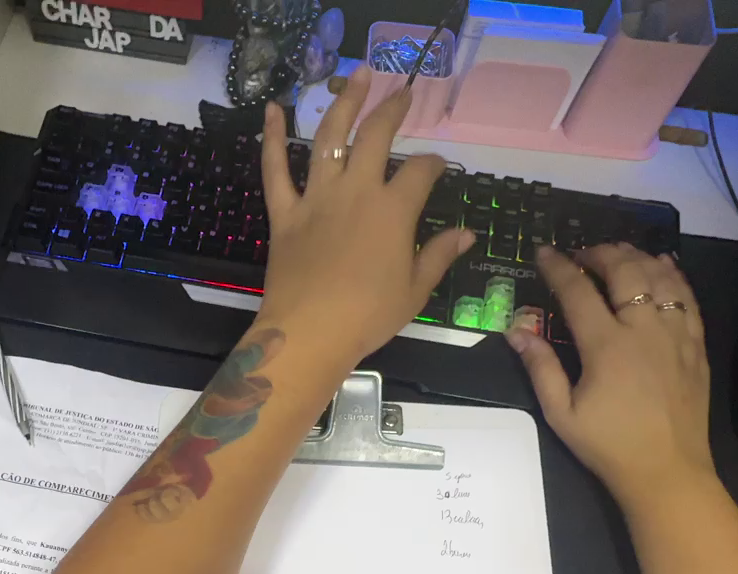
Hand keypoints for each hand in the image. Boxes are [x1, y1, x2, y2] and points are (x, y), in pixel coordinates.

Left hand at [255, 66, 474, 379]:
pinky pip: (275, 171)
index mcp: (394, 210)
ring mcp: (316, 199)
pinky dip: (272, 138)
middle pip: (377, 136)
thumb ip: (438, 256)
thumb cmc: (367, 318)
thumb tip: (465, 234)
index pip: (421, 171)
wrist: (310, 334)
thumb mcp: (414, 292)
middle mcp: (356, 191)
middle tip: (404, 94)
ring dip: (345, 101)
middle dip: (393, 109)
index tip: (437, 168)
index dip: (433, 165)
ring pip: (330, 137)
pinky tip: (273, 110)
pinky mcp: (284, 215)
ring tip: (358, 76)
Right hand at [505, 244, 715, 509]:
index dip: (559, 268)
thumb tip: (516, 332)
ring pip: (661, 276)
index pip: (578, 292)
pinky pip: (688, 296)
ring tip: (618, 252)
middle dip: (601, 252)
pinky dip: (673, 274)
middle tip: (582, 250)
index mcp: (606, 346)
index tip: (544, 253)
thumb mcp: (560, 413)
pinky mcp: (695, 344)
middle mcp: (643, 329)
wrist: (665, 469)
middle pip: (625, 271)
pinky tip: (662, 266)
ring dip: (637, 256)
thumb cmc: (606, 445)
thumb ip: (540, 368)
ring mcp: (675, 334)